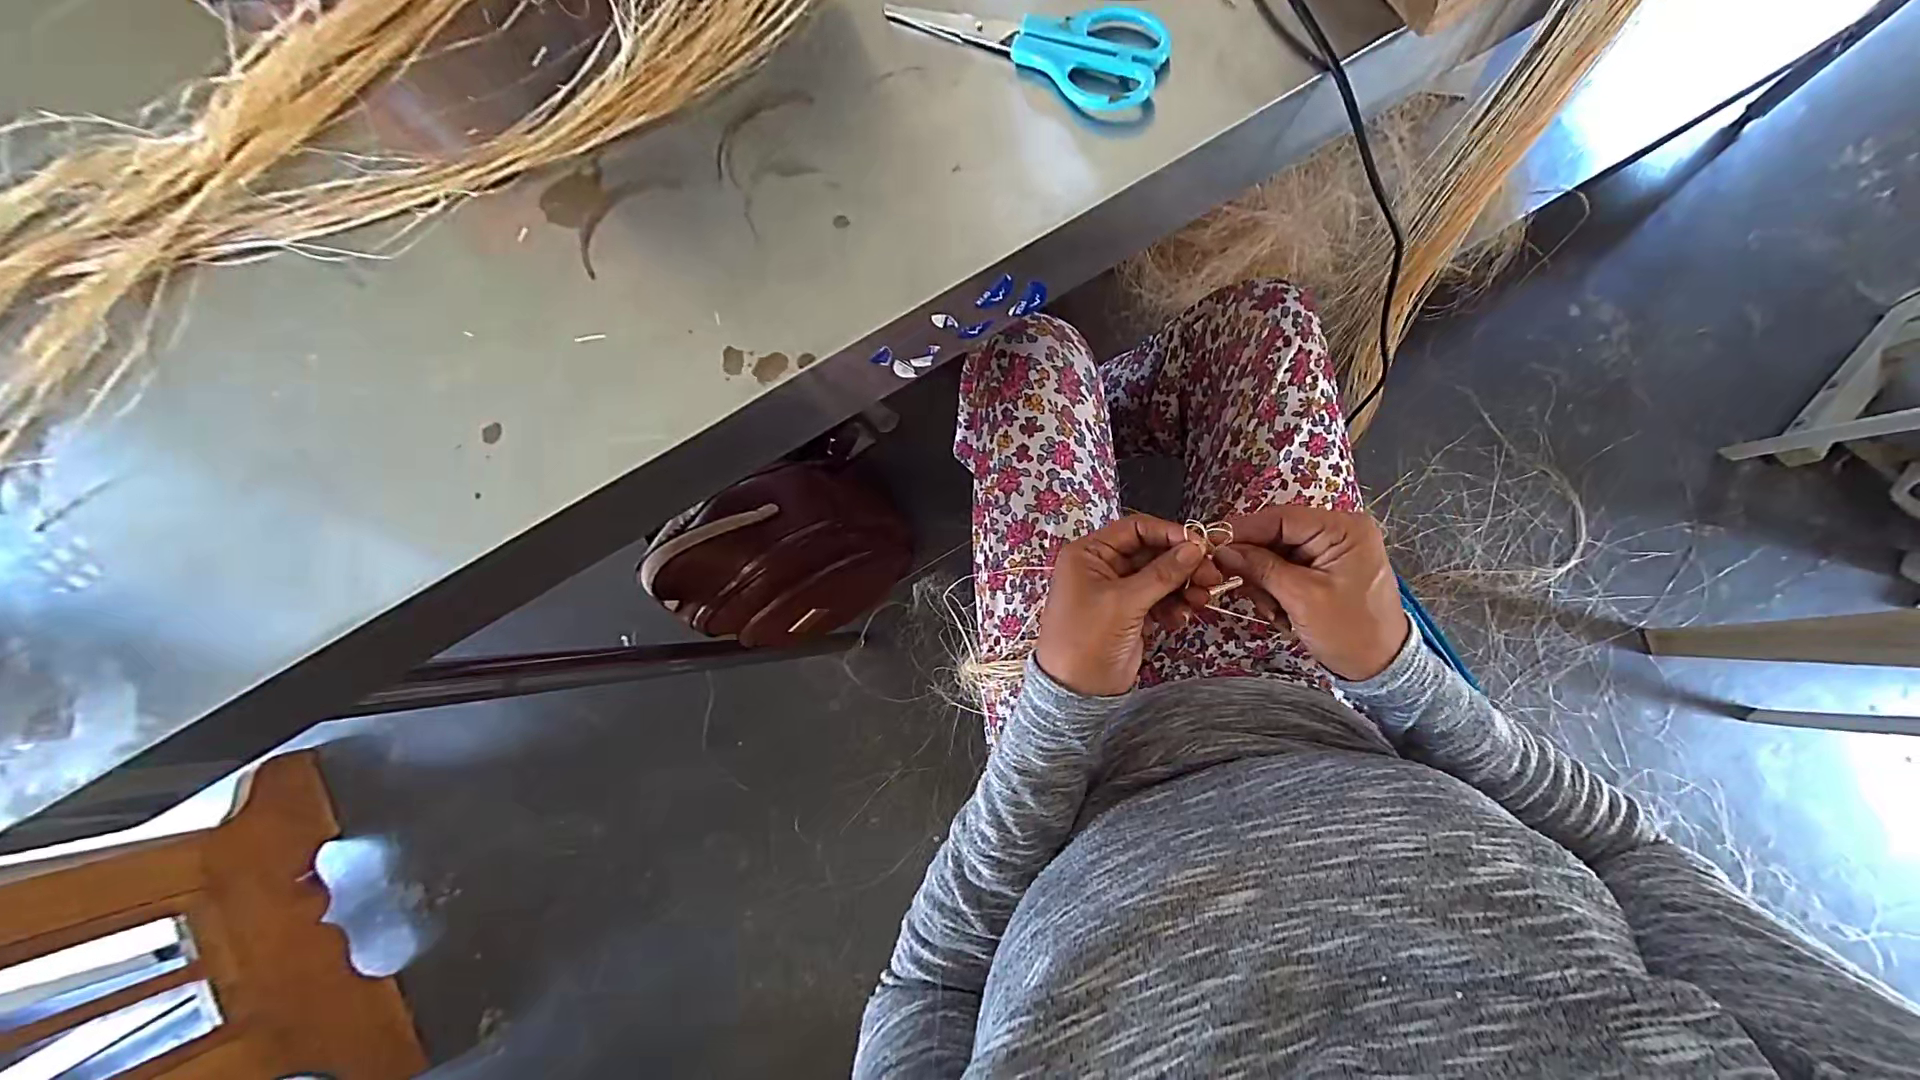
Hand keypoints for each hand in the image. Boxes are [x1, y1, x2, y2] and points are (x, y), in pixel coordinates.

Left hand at [1034, 515, 1215, 696]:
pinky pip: (1160, 599)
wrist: (1077, 690)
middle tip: (1212, 577)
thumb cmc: (1087, 638)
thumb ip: (1162, 573)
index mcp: (1089, 553)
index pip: (1135, 528)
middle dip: (1182, 564)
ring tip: (1201, 601)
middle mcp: (1102, 566)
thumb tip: (1195, 547)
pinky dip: (1174, 606)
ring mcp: (1117, 591)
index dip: (1169, 533)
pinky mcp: (1130, 613)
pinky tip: (1180, 620)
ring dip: (1183, 587)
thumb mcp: (1124, 601)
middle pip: (1152, 553)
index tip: (1200, 545)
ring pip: (1160, 577)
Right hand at [1210, 505, 1409, 680]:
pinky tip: (1279, 610)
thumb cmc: (1351, 631)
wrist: (1382, 668)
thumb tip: (1222, 550)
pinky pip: (1281, 568)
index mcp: (1343, 529)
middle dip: (1253, 562)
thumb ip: (1261, 568)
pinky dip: (1271, 588)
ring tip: (1271, 609)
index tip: (1210, 544)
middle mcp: (1336, 531)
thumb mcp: (1302, 598)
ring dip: (1262, 581)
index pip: (1280, 517)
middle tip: (1233, 584)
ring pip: (1272, 553)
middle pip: (1273, 535)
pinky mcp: (1319, 568)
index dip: (1242, 530)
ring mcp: (1327, 550)